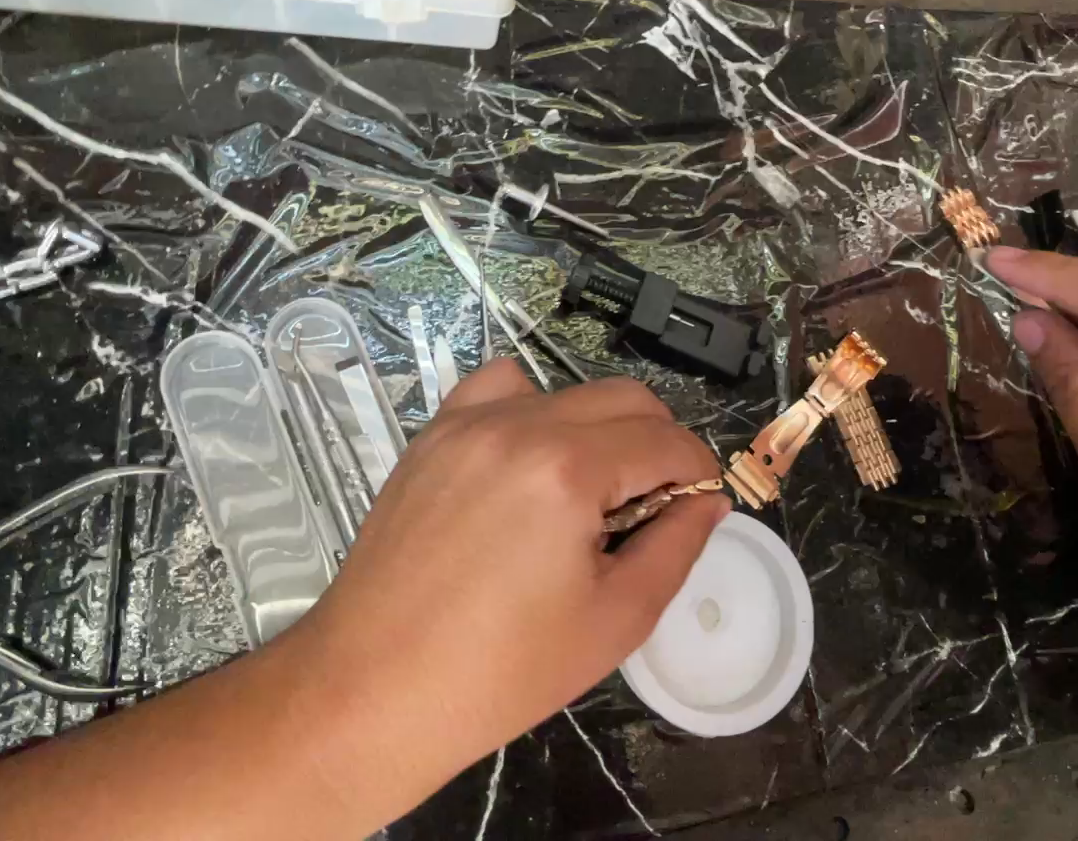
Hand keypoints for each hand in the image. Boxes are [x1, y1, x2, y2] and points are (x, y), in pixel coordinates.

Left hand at [287, 360, 728, 818]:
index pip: (667, 440)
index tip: (696, 507)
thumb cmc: (501, 672)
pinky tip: (529, 460)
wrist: (371, 689)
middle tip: (649, 507)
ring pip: (569, 391)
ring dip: (600, 429)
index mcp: (568, 469)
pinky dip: (534, 410)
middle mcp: (519, 425)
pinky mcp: (434, 434)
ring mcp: (468, 422)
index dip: (698, 471)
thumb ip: (677, 546)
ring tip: (587, 491)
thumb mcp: (615, 620)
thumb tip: (707, 499)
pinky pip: (500, 389)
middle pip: (626, 398)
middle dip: (658, 444)